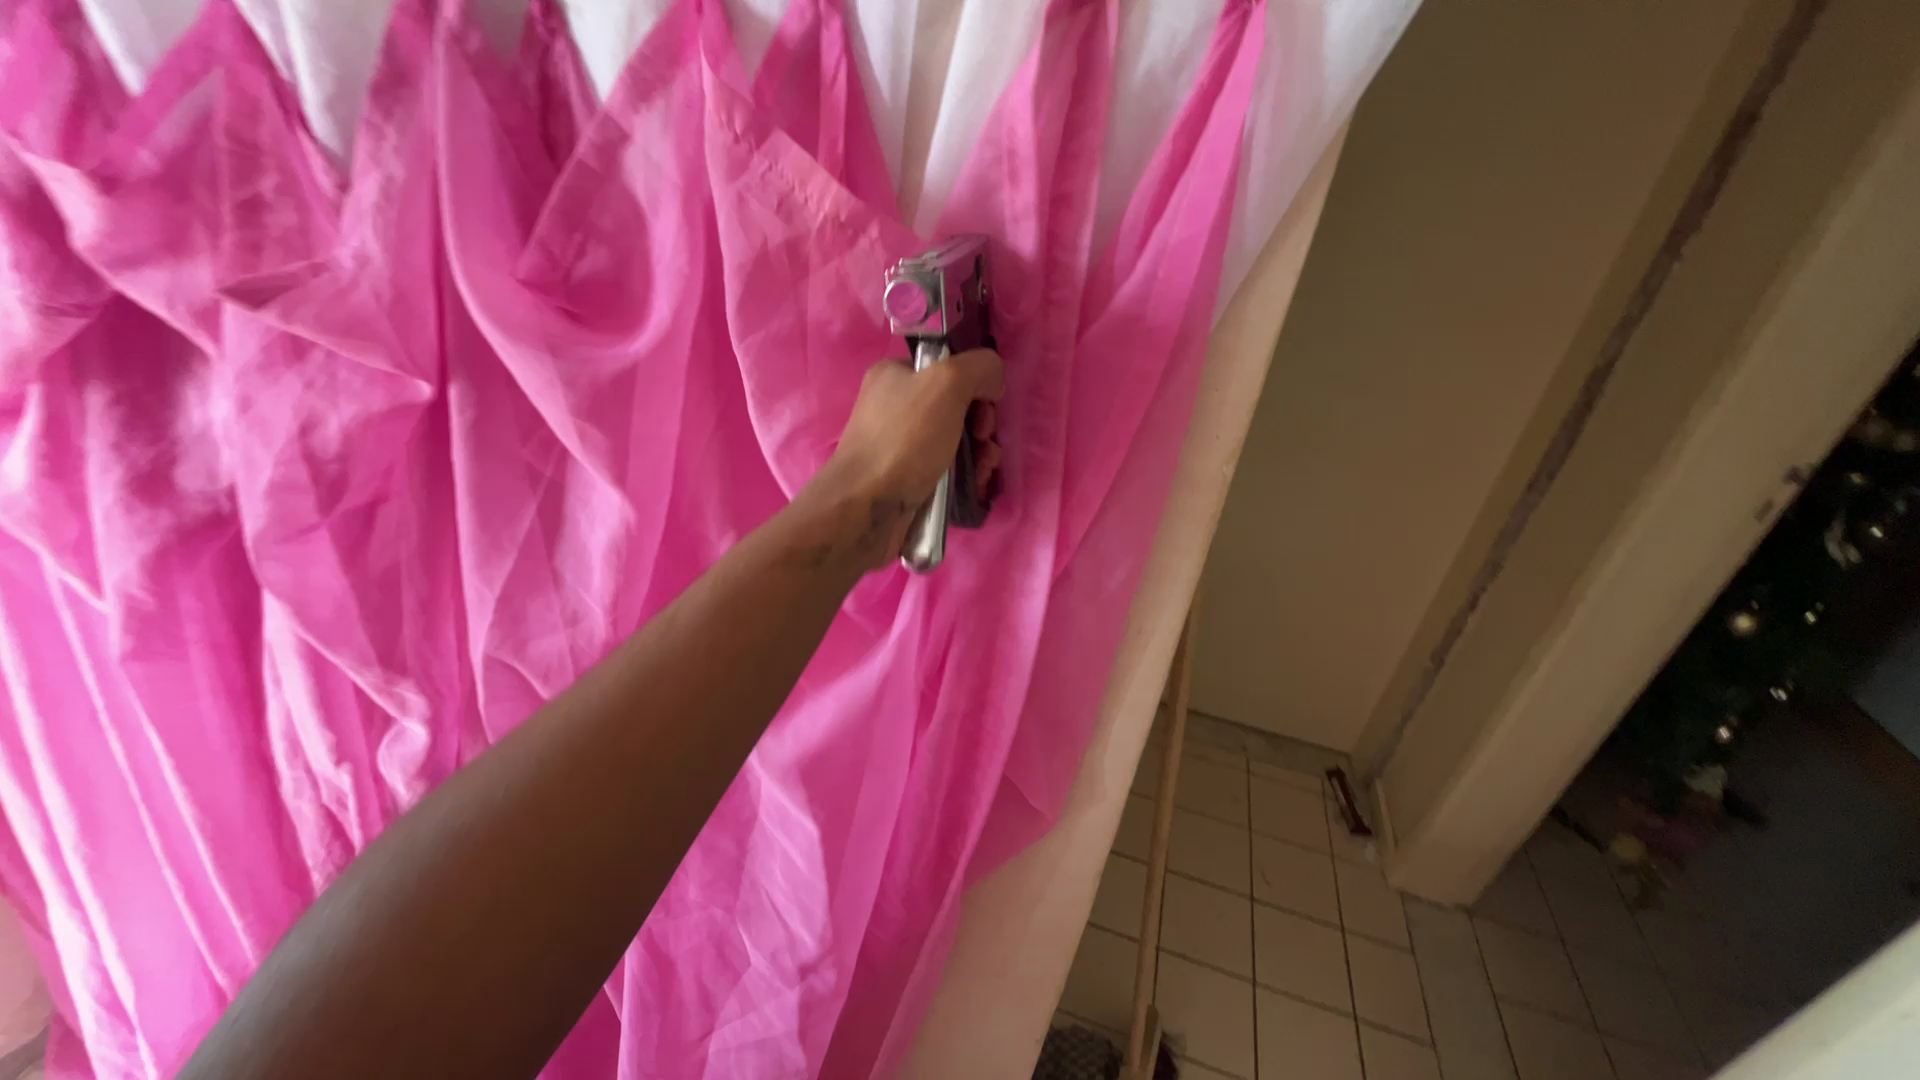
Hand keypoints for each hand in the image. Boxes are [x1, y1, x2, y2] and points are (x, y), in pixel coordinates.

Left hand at [807, 349, 1004, 569]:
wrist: (866, 507)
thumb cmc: (905, 439)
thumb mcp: (947, 383)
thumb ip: (980, 367)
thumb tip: (993, 383)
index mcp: (895, 375)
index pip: (949, 368)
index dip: (976, 386)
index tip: (985, 408)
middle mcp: (895, 406)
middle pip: (958, 407)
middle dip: (982, 426)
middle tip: (984, 442)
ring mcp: (901, 445)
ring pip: (957, 441)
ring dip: (980, 453)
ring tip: (983, 471)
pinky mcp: (908, 479)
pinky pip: (947, 470)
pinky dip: (966, 476)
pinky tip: (975, 486)